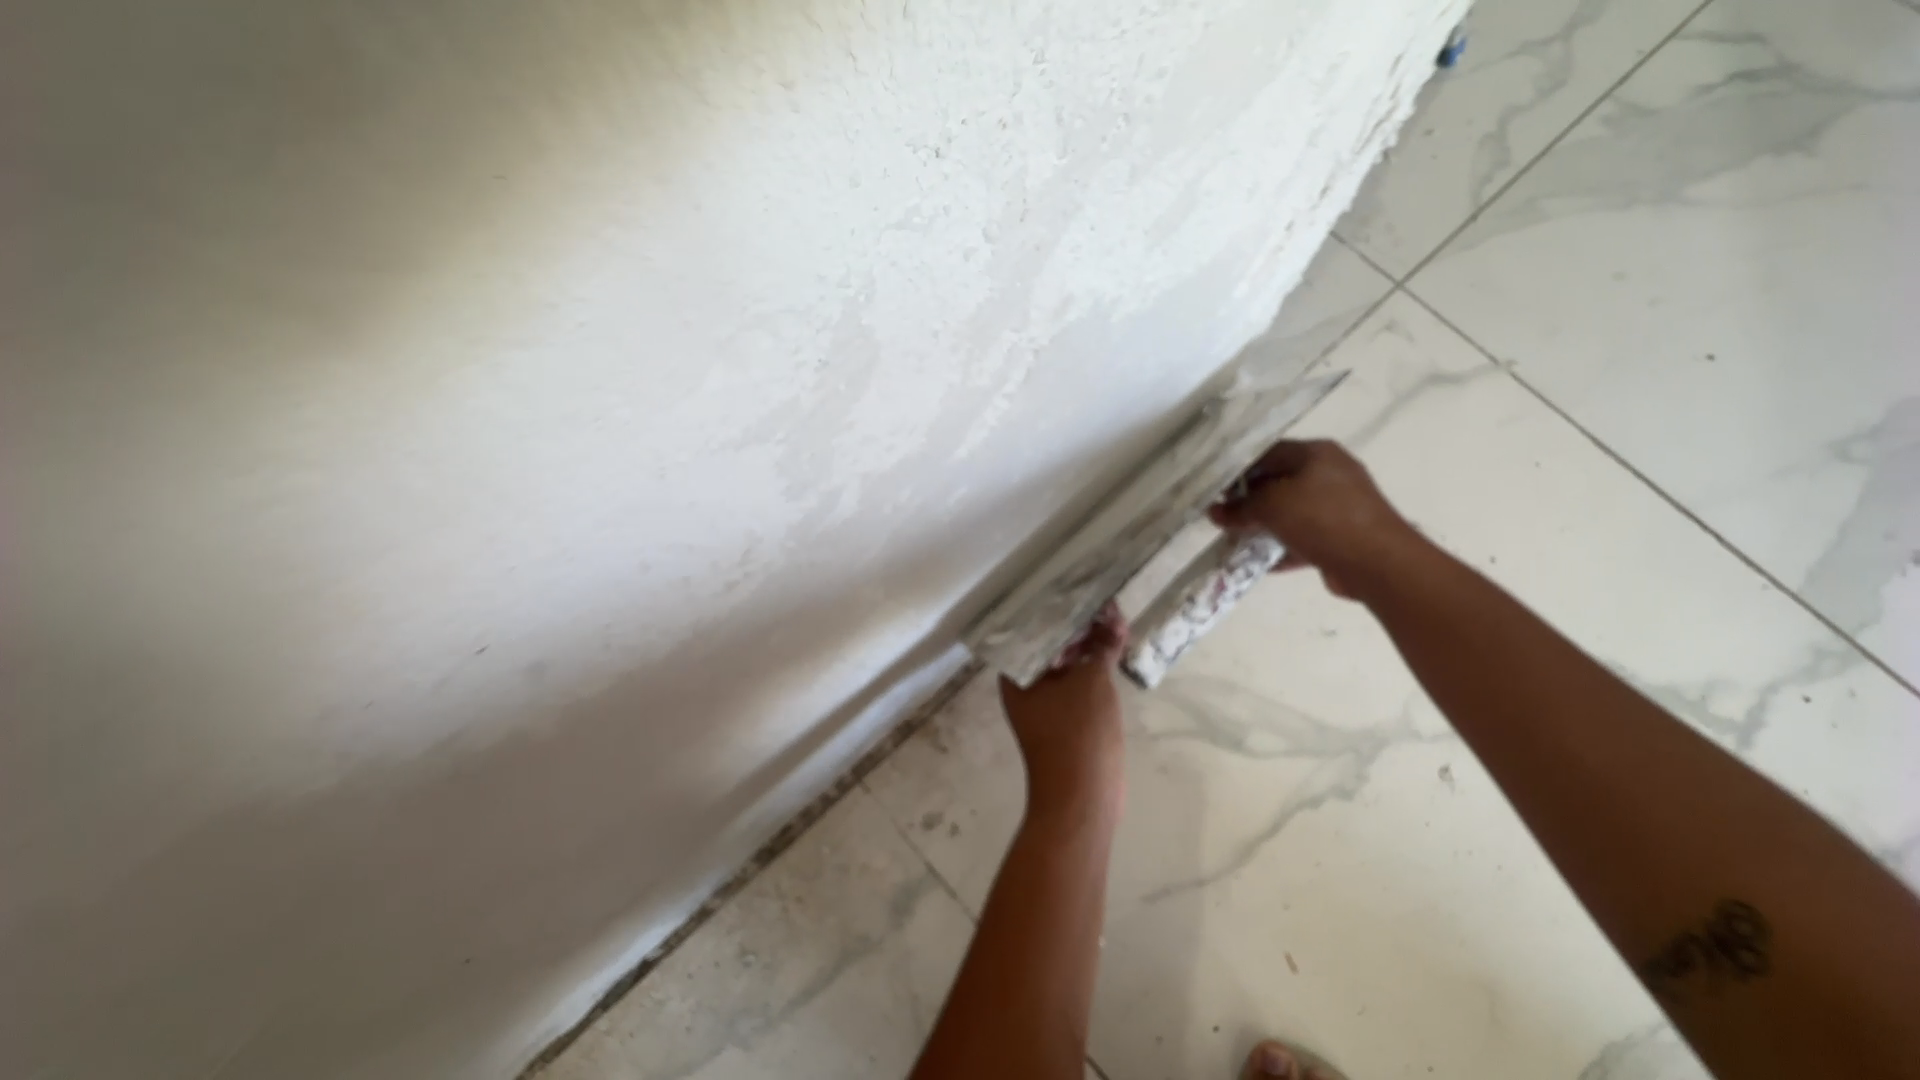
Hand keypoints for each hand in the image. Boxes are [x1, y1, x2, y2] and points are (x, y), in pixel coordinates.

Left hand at [998, 603, 1128, 820]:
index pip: (1033, 628)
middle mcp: (1026, 685)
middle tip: (1104, 600)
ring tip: (1116, 618)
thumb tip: (1113, 620)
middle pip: (1051, 645)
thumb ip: (1101, 647)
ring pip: (1067, 663)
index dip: (1057, 607)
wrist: (1083, 799)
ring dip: (1089, 644)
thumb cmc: (1078, 734)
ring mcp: (1046, 704)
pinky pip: (1078, 682)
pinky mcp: (1067, 719)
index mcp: (1017, 673)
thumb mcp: (1092, 681)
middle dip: (1078, 624)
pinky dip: (1094, 666)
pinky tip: (1115, 648)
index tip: (1079, 586)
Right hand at [1210, 439, 1425, 600]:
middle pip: (1278, 482)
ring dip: (1264, 526)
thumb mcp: (1272, 506)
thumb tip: (1214, 513)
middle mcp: (1330, 473)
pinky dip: (1282, 547)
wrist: (1376, 562)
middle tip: (1222, 516)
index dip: (1238, 470)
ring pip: (1290, 512)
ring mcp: (1338, 506)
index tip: (1216, 491)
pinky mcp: (1341, 536)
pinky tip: (1259, 562)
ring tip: (1236, 539)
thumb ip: (1240, 508)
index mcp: (1316, 453)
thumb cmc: (1322, 518)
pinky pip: (1303, 537)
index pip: (1268, 453)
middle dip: (1249, 500)